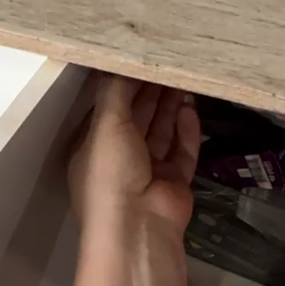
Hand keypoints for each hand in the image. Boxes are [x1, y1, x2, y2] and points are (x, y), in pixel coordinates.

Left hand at [68, 74, 201, 236]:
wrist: (139, 227)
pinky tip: (191, 107)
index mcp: (94, 148)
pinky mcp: (174, 181)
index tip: (141, 58)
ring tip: (183, 76)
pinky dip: (186, 130)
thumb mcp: (106, 125)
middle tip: (168, 61)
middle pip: (137, 118)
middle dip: (150, 91)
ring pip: (161, 132)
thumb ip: (116, 91)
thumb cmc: (111, 174)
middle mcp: (120, 159)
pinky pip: (182, 150)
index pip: (108, 109)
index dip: (124, 84)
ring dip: (169, 106)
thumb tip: (123, 63)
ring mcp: (148, 172)